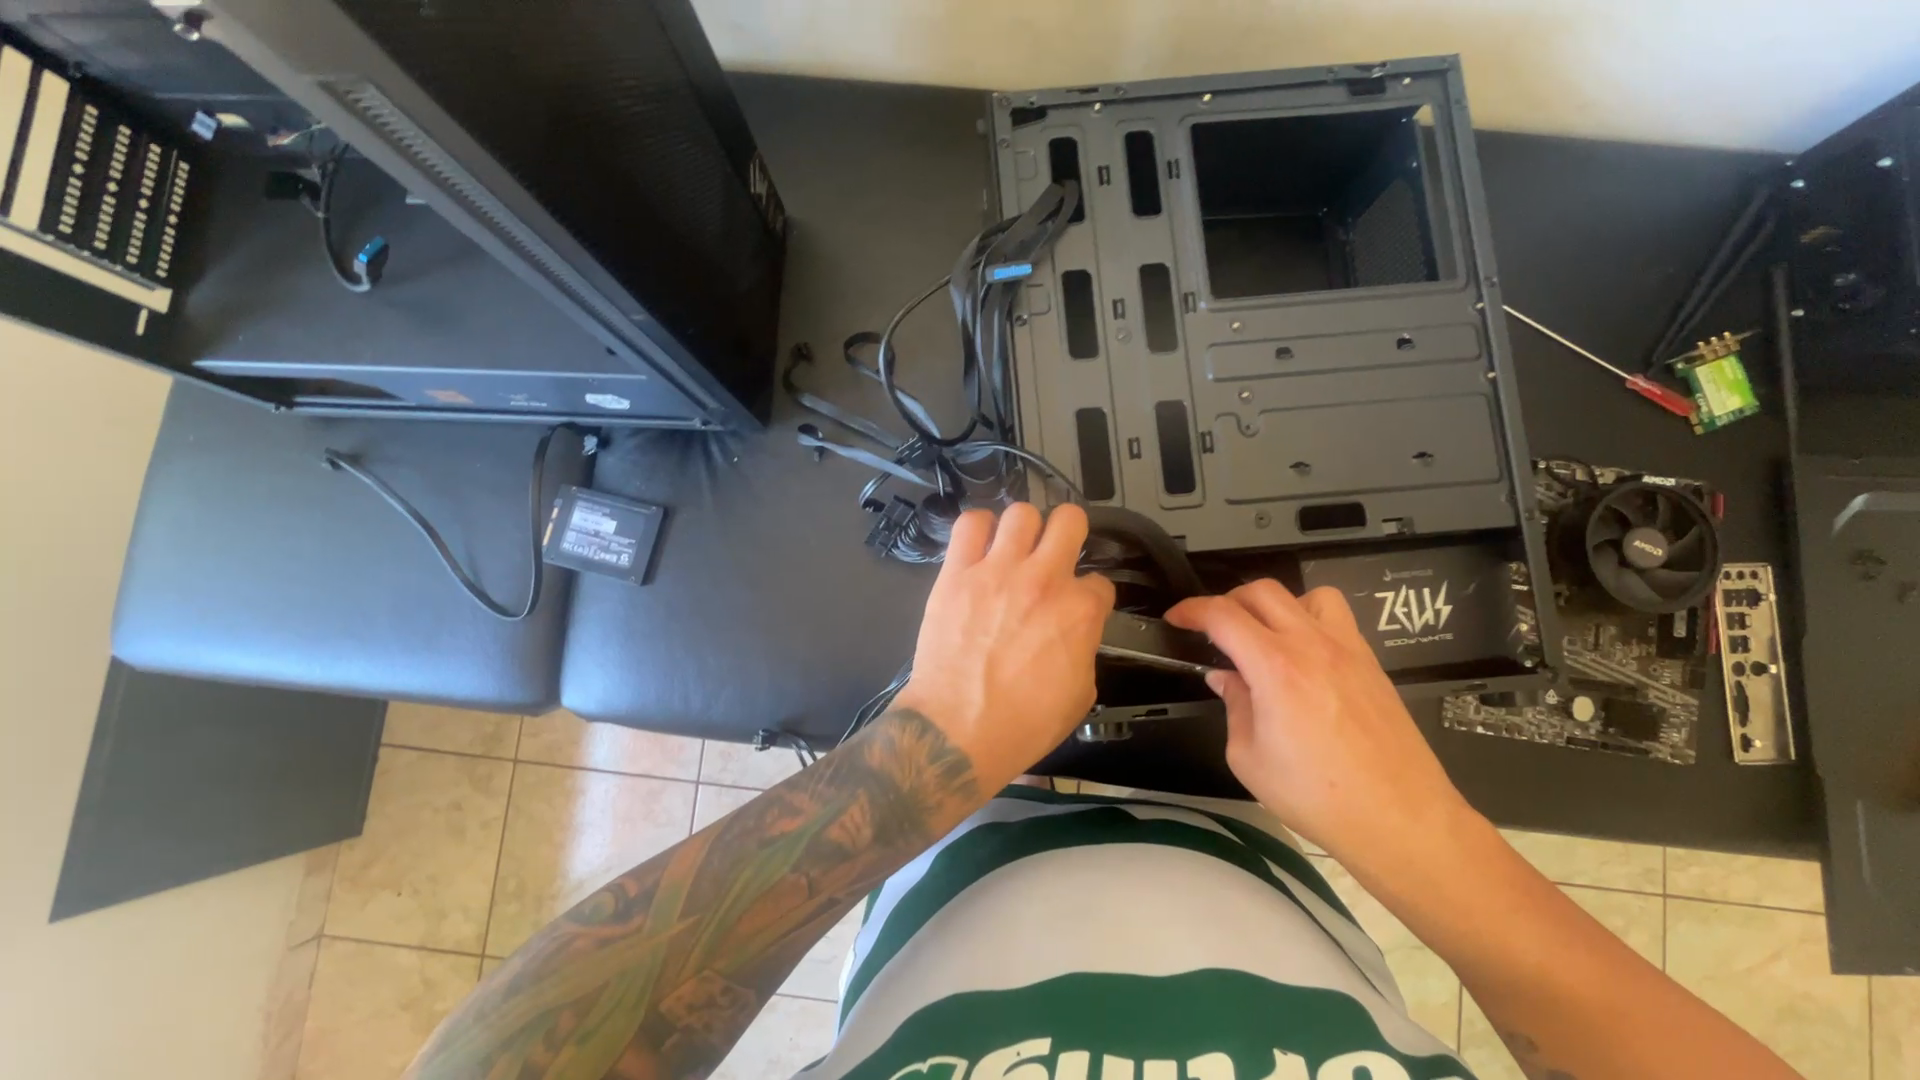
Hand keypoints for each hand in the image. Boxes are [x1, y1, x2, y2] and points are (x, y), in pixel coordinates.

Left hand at [894, 503, 1115, 788]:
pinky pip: (969, 524)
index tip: (1080, 606)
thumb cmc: (1023, 725)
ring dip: (1023, 528)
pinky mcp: (957, 573)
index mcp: (1080, 612)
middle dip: (1069, 533)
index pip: (1100, 582)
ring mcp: (997, 571)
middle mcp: (1043, 580)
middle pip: (1069, 521)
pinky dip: (977, 527)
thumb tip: (1076, 636)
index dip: (1092, 595)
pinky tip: (979, 544)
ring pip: (1021, 513)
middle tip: (1056, 552)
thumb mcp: (1081, 695)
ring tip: (1014, 548)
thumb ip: (1084, 650)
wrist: (958, 731)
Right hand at [1165, 581, 1477, 867]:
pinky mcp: (1371, 664)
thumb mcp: (1250, 759)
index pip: (1222, 615)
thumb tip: (1226, 680)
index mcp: (1275, 668)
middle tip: (1213, 629)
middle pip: (1262, 591)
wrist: (1398, 816)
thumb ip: (1234, 708)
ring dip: (1275, 605)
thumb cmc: (1318, 796)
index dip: (1190, 610)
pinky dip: (1310, 621)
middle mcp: (1312, 646)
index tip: (1176, 619)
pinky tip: (1303, 656)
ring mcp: (1348, 650)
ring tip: (1264, 636)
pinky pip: (1337, 619)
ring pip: (1306, 595)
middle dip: (1227, 601)